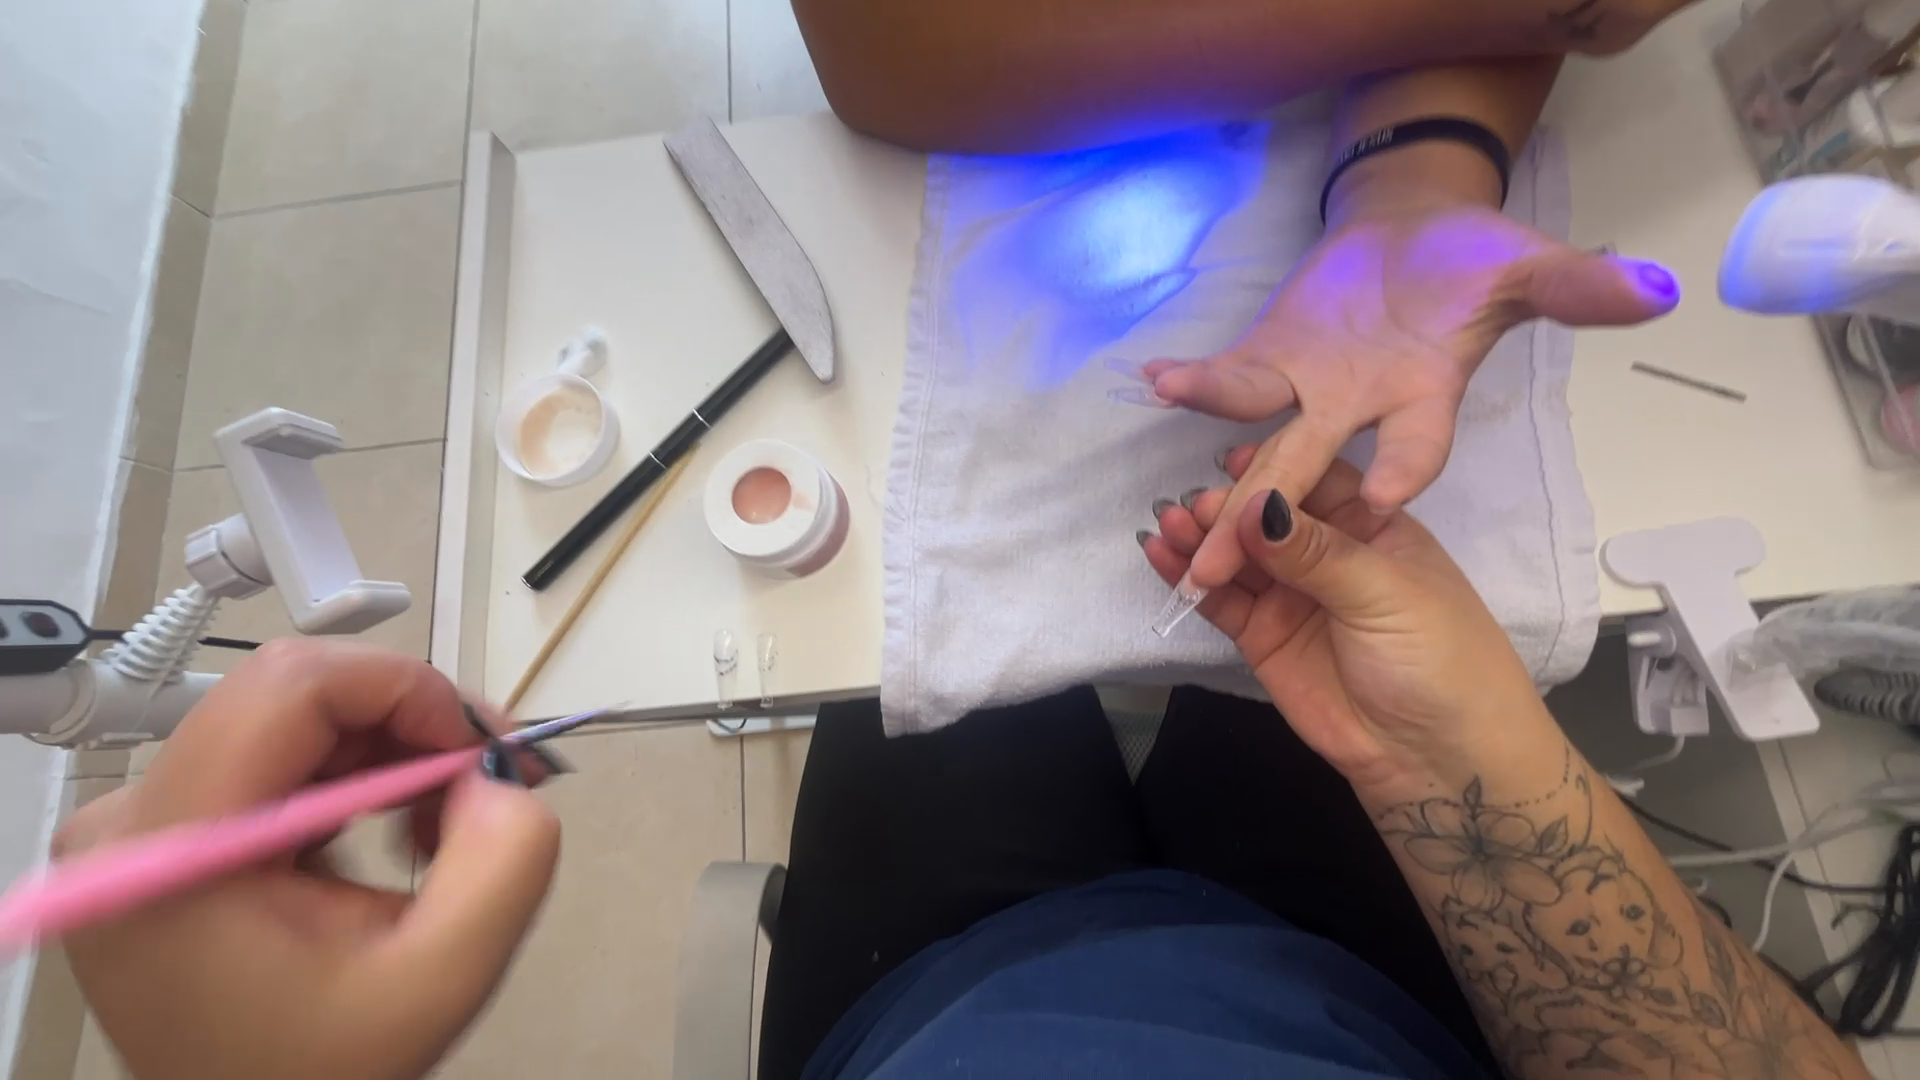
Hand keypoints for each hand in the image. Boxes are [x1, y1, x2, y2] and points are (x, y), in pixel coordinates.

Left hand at [58, 641, 560, 1079]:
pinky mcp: (190, 821)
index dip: (409, 690)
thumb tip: (500, 775)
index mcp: (176, 855)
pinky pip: (306, 743)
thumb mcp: (446, 974)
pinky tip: (408, 823)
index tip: (477, 749)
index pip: (294, 687)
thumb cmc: (332, 1063)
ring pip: (319, 709)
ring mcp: (160, 818)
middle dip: (425, 718)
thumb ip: (506, 859)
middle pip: (311, 691)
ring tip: (452, 815)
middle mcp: (143, 820)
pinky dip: (384, 764)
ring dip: (412, 745)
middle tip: (492, 774)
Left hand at [1130, 199, 1678, 593]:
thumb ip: (1570, 285)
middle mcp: (1354, 413)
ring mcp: (1304, 395)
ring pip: (1257, 447)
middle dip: (1261, 522)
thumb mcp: (1525, 269)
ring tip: (1174, 517)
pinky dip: (1196, 381)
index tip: (1384, 500)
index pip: (1415, 446)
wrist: (1407, 233)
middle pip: (1305, 476)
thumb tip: (1654, 290)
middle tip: (1212, 573)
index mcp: (1419, 402)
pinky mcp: (1267, 364)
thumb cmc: (1469, 262)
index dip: (1402, 469)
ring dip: (1217, 484)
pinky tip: (1158, 382)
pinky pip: (1229, 381)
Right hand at [1141, 451, 1551, 789]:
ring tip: (1168, 524)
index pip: (1315, 481)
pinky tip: (1160, 554)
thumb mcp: (1385, 594)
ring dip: (1199, 538)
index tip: (1231, 461)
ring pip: (1235, 555)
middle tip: (1193, 507)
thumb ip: (1315, 552)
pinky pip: (1218, 599)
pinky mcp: (1258, 633)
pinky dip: (1186, 578)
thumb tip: (1254, 506)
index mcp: (1370, 527)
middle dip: (1228, 508)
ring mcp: (1287, 593)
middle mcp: (1323, 553)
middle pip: (1266, 516)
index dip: (1275, 469)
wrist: (1431, 758)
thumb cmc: (1436, 660)